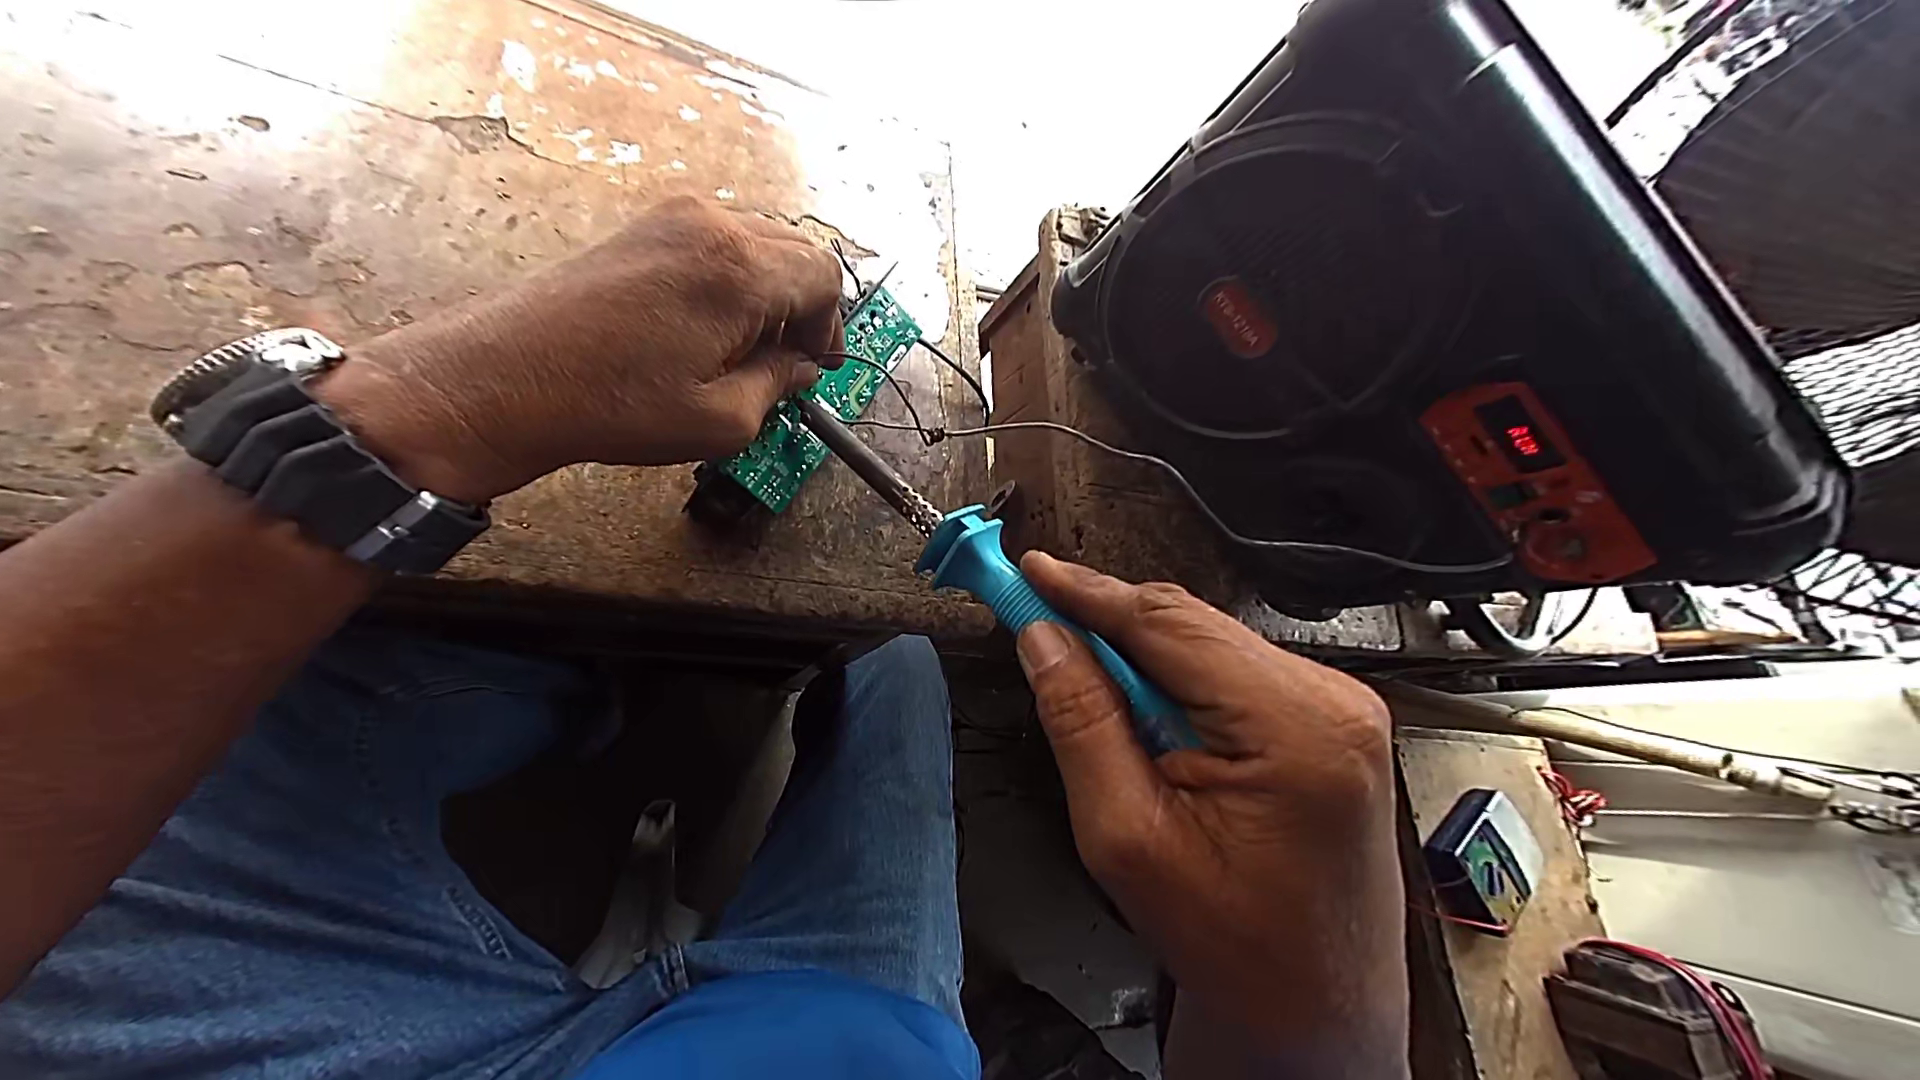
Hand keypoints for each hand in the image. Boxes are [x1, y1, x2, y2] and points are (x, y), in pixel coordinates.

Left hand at [314, 197, 843, 502]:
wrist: (506, 379)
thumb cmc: (617, 406)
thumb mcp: (724, 419)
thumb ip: (780, 383)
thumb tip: (803, 366)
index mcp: (739, 270)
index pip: (824, 277)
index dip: (832, 326)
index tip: (816, 365)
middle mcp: (711, 226)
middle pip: (796, 254)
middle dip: (805, 310)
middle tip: (789, 362)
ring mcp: (671, 218)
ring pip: (760, 245)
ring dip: (772, 295)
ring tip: (749, 349)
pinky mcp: (643, 228)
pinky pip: (719, 244)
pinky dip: (736, 281)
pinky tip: (713, 327)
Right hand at [1015, 552, 1406, 1064]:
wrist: (1314, 1014)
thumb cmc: (1232, 947)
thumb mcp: (1126, 836)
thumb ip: (1080, 721)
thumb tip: (1043, 638)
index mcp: (1294, 726)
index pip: (1165, 624)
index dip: (1085, 591)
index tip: (1029, 570)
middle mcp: (1327, 698)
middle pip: (1184, 622)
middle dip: (1102, 615)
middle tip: (1032, 608)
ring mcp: (1331, 704)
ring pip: (1200, 638)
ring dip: (1131, 648)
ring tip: (1076, 666)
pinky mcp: (1319, 717)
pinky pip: (1223, 666)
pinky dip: (1166, 671)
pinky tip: (1133, 700)